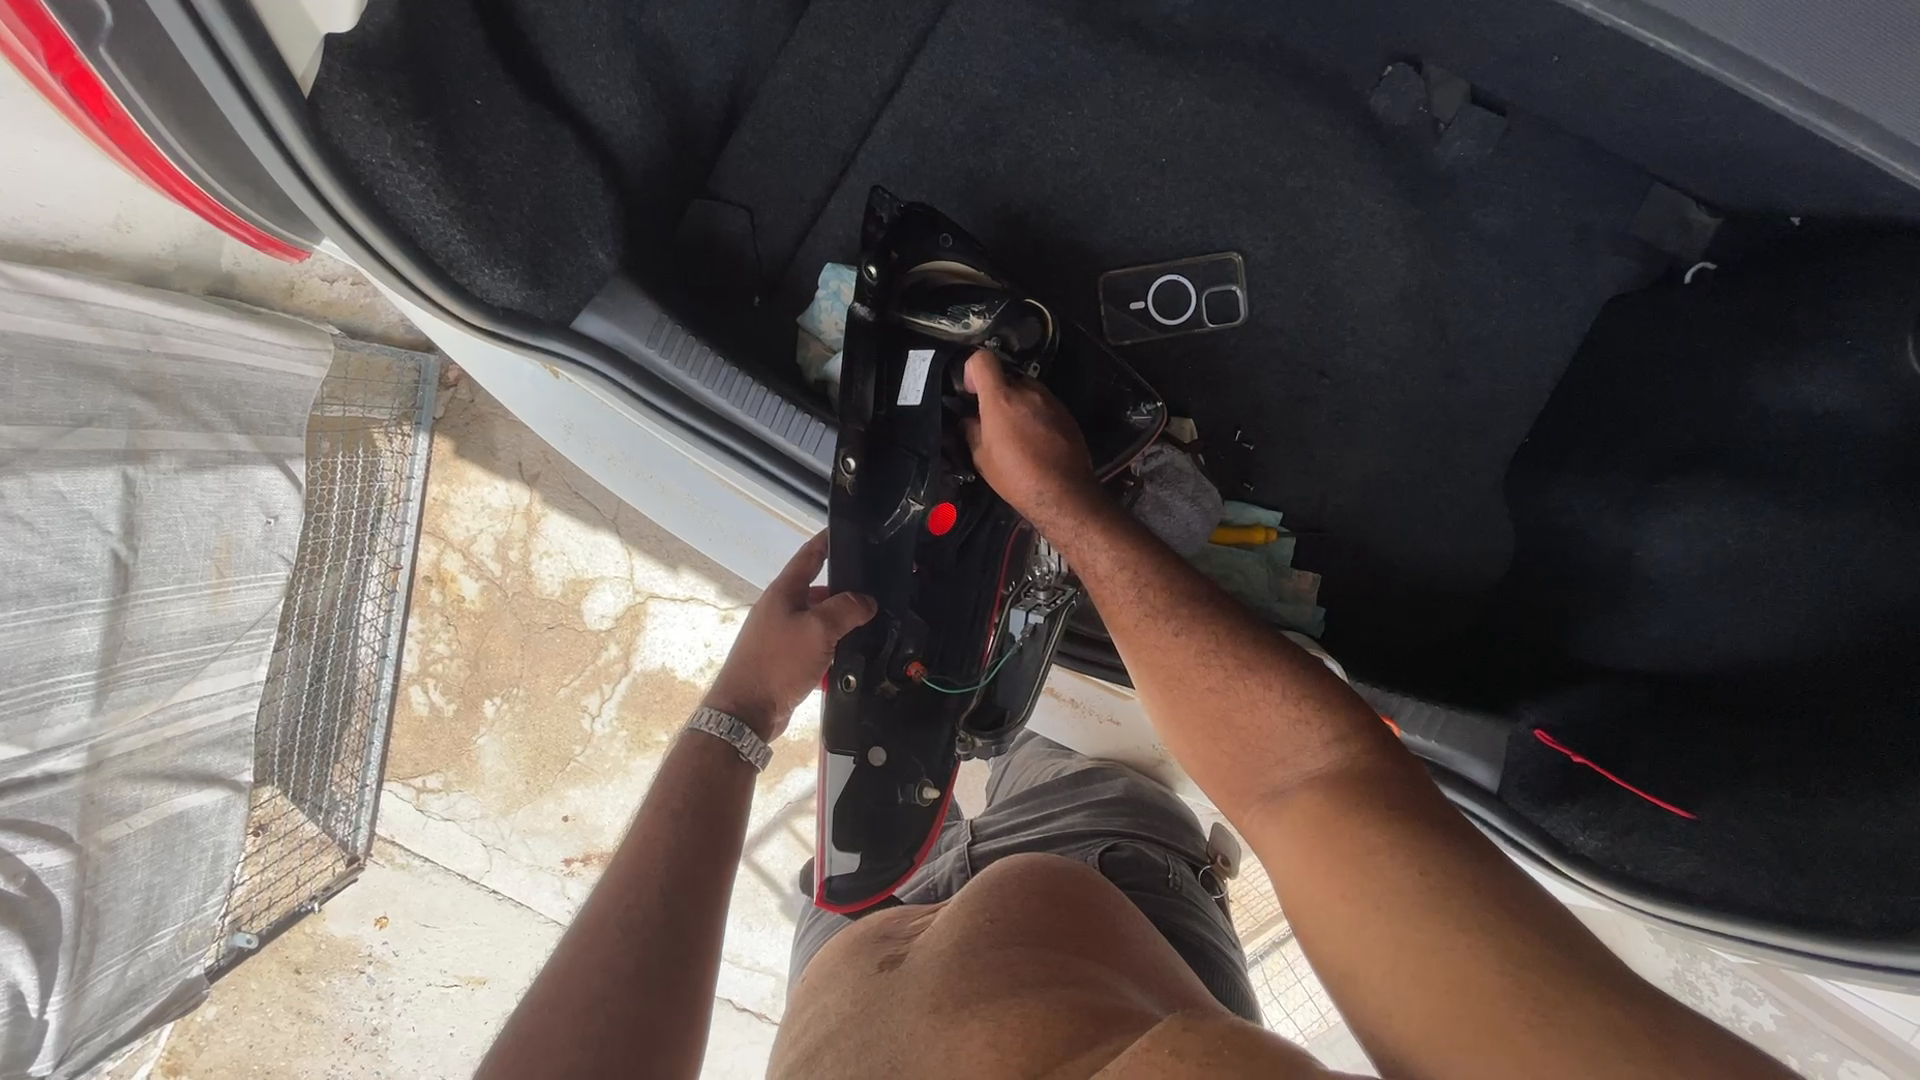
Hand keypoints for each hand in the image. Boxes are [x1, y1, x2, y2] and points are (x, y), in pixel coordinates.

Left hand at [703, 532, 876, 740]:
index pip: (809, 556)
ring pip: (818, 622)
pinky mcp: (783, 660)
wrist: (746, 711)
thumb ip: (846, 610)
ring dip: (840, 625)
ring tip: (868, 628)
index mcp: (784, 592)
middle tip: (873, 594)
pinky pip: (814, 647)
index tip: (845, 531)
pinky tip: (847, 661)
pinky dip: (831, 650)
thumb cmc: (778, 662)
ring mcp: (780, 635)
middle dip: (844, 592)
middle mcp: (780, 609)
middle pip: (817, 591)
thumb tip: (866, 601)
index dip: (827, 541)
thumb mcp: (819, 630)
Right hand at [961, 349, 1101, 529]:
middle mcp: (1028, 391)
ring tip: (1016, 436)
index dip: (972, 371)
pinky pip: (1044, 405)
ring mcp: (1051, 400)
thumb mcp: (982, 458)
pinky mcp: (1066, 413)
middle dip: (997, 395)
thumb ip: (972, 430)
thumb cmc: (1018, 477)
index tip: (972, 393)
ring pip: (1027, 391)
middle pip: (1006, 377)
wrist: (1064, 493)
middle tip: (993, 422)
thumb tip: (969, 420)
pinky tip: (1036, 442)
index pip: (982, 359)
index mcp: (1001, 398)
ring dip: (1018, 405)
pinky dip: (1036, 416)